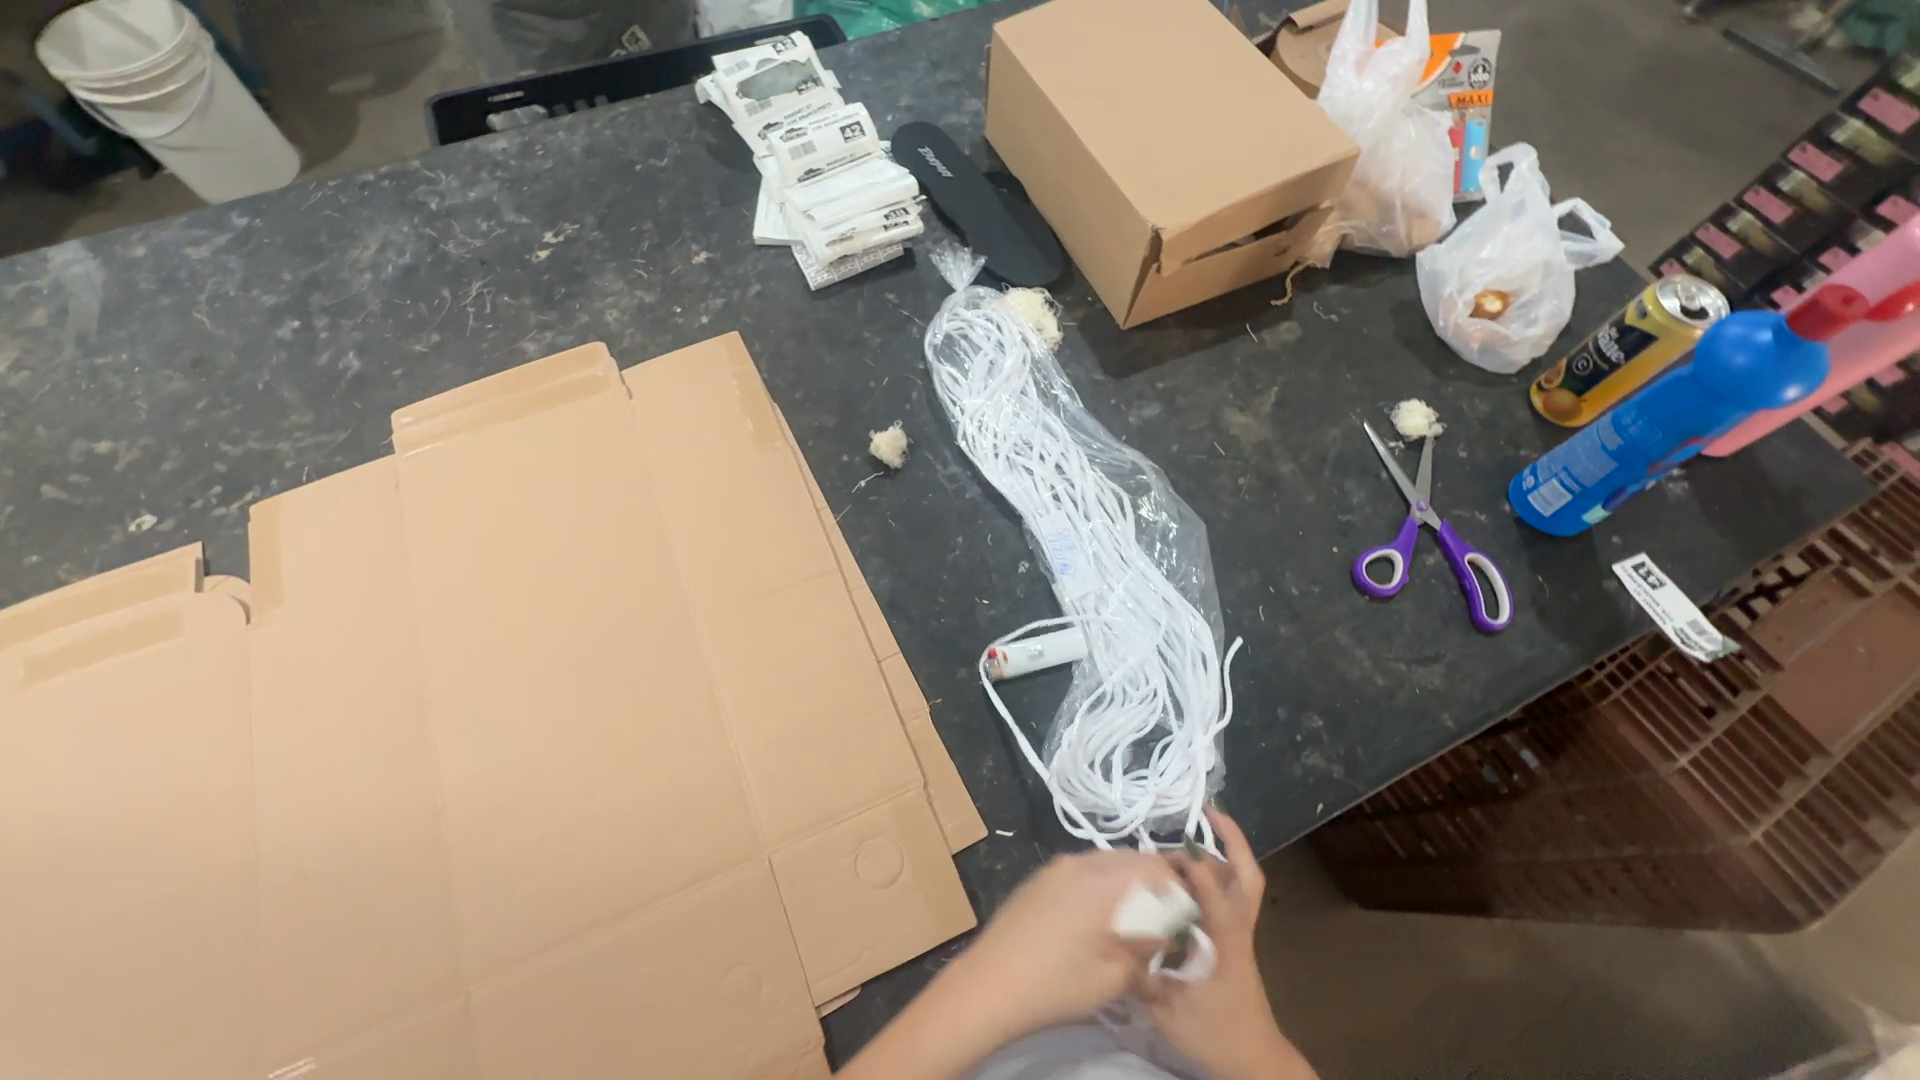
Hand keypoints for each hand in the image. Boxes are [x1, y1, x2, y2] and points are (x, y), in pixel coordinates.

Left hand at [950, 849, 1179, 1038]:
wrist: (990, 983)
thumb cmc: (1058, 982)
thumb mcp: (1116, 974)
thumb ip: (1148, 944)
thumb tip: (1168, 929)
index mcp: (1103, 879)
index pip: (1156, 867)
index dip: (1180, 884)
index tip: (1192, 909)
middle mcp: (1080, 861)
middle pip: (1131, 858)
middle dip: (1155, 880)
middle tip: (1169, 912)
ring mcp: (1055, 867)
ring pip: (1106, 863)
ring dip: (1128, 881)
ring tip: (1137, 915)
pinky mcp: (1039, 878)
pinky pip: (1082, 870)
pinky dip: (1102, 884)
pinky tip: (1100, 915)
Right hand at [1135, 808, 1315, 1079]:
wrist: (1254, 1061)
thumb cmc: (1214, 1033)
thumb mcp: (1170, 1010)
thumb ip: (1142, 974)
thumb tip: (1112, 940)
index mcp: (1225, 943)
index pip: (1216, 896)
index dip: (1196, 869)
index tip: (1166, 851)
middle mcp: (1238, 930)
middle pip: (1246, 876)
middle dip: (1232, 840)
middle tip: (1207, 812)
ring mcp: (1241, 935)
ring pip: (1243, 884)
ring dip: (1224, 855)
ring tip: (1193, 837)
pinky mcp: (1236, 943)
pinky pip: (1232, 898)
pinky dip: (1216, 877)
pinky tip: (1188, 877)